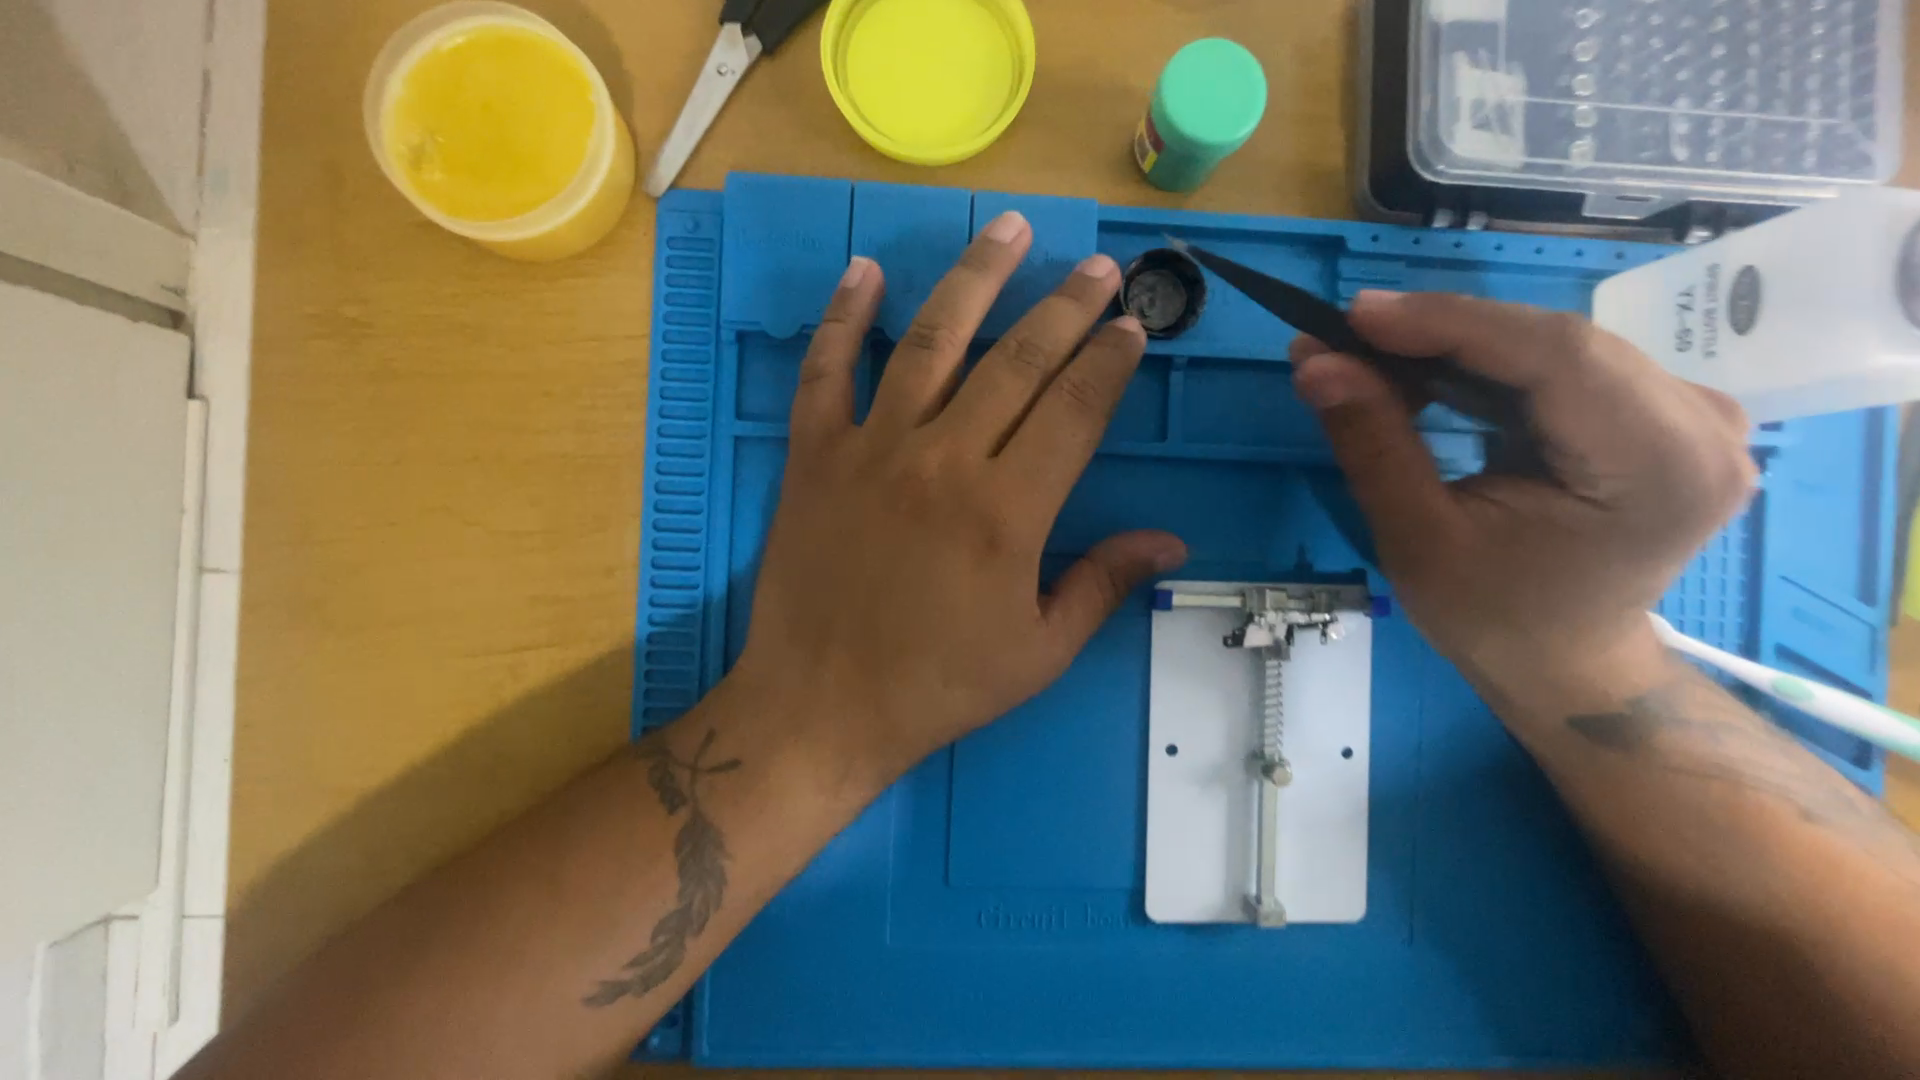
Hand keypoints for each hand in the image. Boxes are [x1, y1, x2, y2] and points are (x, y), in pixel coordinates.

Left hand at [733, 212, 1186, 778]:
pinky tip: (861, 271)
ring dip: (973, 280)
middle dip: (1065, 307)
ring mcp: (872, 449)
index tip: (1133, 325)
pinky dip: (840, 318)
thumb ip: (1104, 583)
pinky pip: (824, 372)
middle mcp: (944, 460)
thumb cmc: (938, 686)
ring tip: (1007, 229)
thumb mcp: (1039, 651)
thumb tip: (1172, 541)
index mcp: (1008, 511)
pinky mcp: (814, 456)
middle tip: (1098, 267)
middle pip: (1016, 361)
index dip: (1109, 361)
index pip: (1074, 410)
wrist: (821, 707)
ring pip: (930, 343)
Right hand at [1291, 292, 1755, 710]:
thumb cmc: (1493, 617)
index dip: (1450, 322)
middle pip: (1558, 343)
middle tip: (1347, 337)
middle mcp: (1702, 424)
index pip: (1558, 355)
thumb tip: (1314, 360)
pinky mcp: (1664, 414)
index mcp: (1660, 467)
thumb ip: (1371, 442)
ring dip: (1458, 348)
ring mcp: (1693, 413)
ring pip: (1556, 346)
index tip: (1355, 314)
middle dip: (1443, 334)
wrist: (1565, 663)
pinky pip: (1564, 365)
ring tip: (1373, 361)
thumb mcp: (1417, 538)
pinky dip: (1487, 366)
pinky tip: (1427, 378)